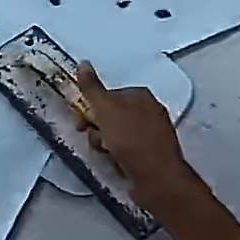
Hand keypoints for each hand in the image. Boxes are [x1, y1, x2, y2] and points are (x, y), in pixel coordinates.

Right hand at [75, 62, 192, 194]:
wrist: (157, 176)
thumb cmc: (130, 139)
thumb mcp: (105, 109)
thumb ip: (92, 88)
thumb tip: (83, 62)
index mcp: (140, 95)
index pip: (107, 95)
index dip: (91, 107)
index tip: (82, 121)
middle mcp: (149, 109)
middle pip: (110, 114)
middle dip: (97, 127)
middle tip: (95, 138)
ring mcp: (152, 132)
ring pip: (116, 132)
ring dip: (105, 142)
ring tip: (107, 152)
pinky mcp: (152, 151)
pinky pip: (126, 147)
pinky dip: (117, 152)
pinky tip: (117, 160)